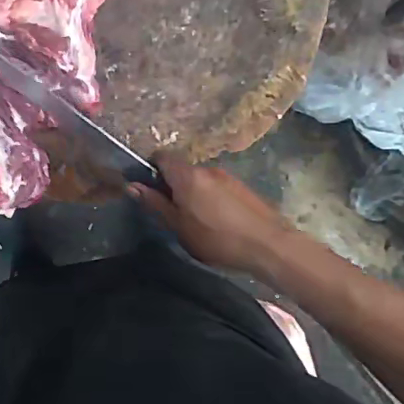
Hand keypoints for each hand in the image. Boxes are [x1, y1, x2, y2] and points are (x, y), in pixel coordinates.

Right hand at [129, 154, 298, 273]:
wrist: (270, 246)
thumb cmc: (217, 238)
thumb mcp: (178, 226)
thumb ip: (155, 204)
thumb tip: (132, 185)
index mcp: (187, 175)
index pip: (161, 156)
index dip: (151, 169)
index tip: (149, 189)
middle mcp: (207, 169)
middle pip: (181, 169)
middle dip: (173, 185)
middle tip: (171, 212)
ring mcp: (228, 177)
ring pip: (200, 180)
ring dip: (193, 193)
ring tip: (197, 220)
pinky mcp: (243, 188)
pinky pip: (217, 187)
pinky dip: (211, 198)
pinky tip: (217, 221)